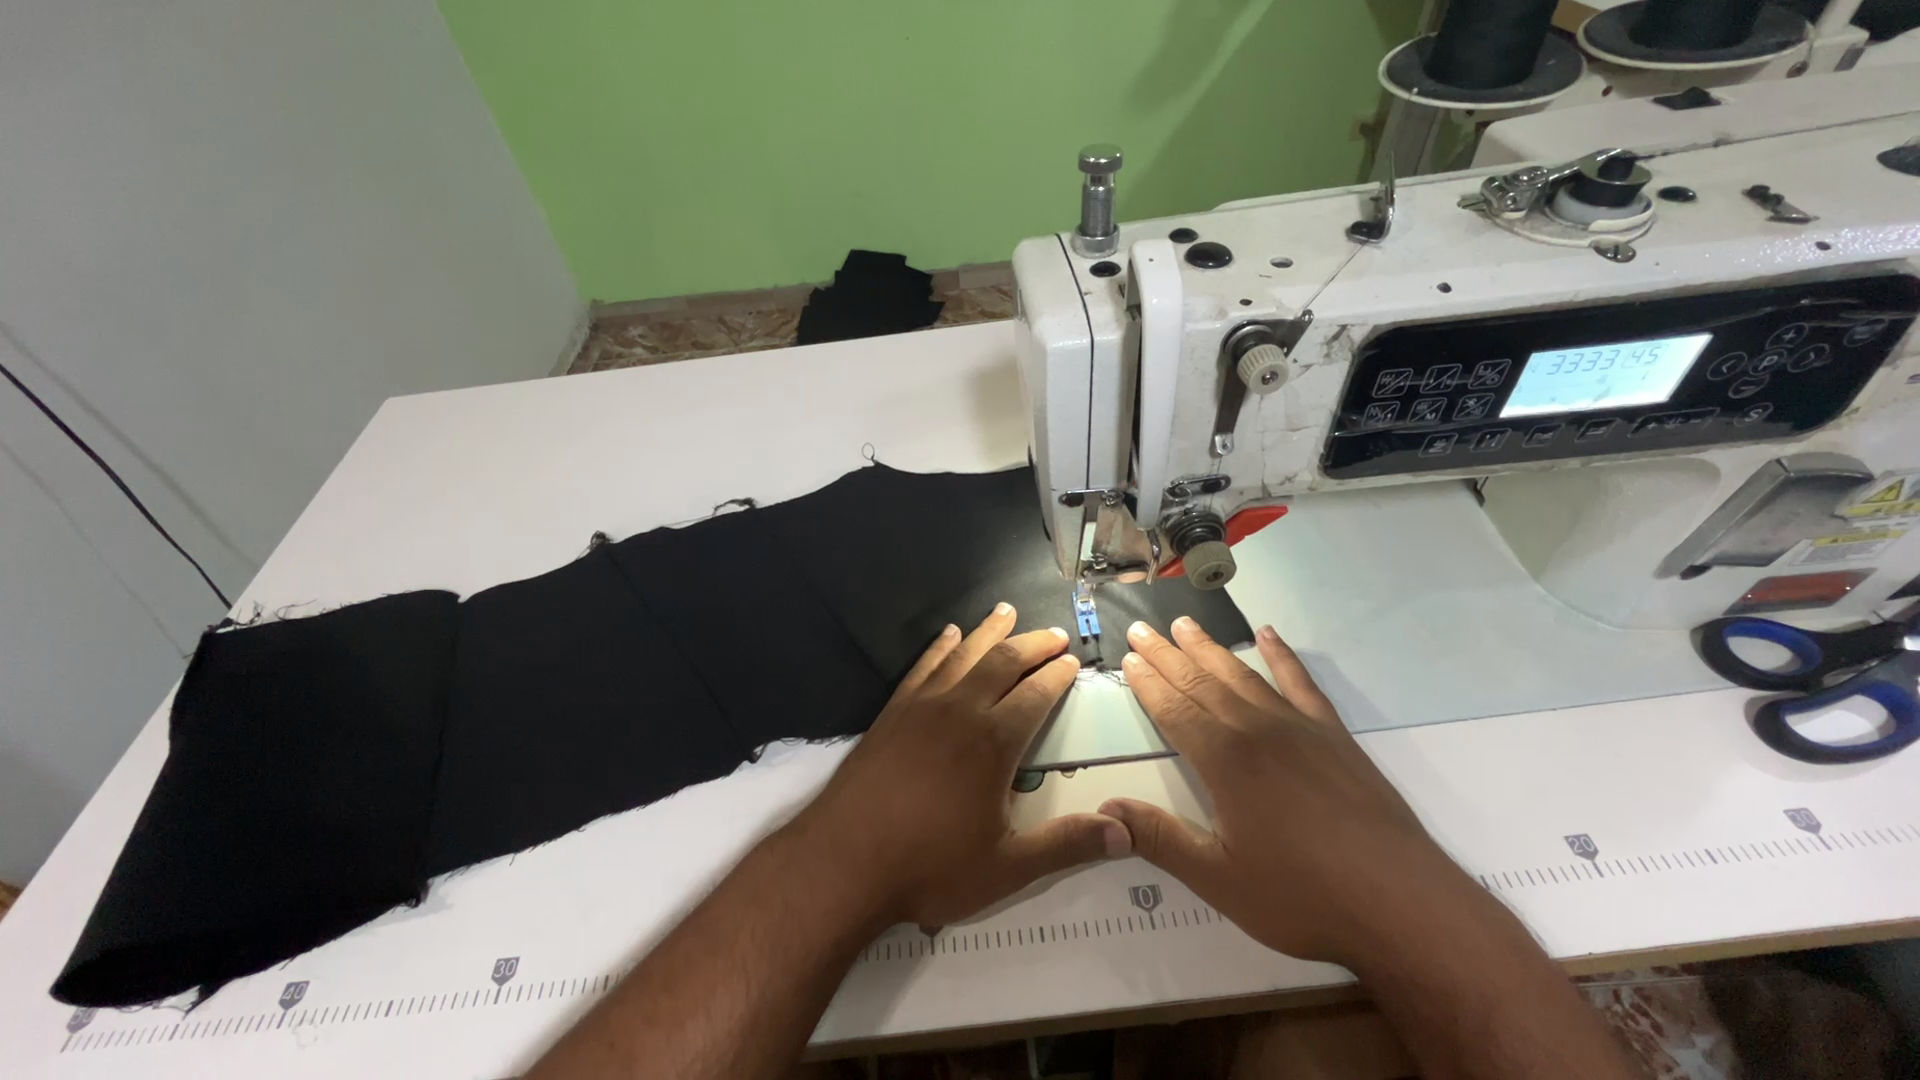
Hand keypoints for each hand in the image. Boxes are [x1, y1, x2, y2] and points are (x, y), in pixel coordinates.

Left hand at [788, 603, 1131, 928]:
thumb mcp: (1007, 867)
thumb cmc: (929, 867)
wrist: (843, 862)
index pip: (1036, 695)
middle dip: (1033, 644)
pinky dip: (941, 647)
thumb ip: (1066, 845)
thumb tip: (1126, 831)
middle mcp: (960, 711)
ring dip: (989, 632)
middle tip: (1055, 634)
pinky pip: (923, 667)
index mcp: (994, 743)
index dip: (1058, 676)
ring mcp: (921, 707)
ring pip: (963, 655)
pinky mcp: (892, 713)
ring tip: (1007, 612)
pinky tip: (948, 635)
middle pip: (1003, 663)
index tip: (1074, 662)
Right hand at [1098, 618, 1481, 968]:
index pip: (1175, 710)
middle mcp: (1258, 731)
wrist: (1401, 903)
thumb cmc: (1301, 895)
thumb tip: (1104, 811)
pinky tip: (1268, 635)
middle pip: (1202, 682)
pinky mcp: (1335, 737)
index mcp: (1225, 761)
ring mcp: (1300, 728)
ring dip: (1211, 649)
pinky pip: (1302, 684)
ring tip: (1186, 624)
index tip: (1128, 658)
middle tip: (1142, 629)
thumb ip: (1158, 839)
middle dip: (1168, 655)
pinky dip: (1282, 657)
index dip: (1148, 684)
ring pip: (1244, 676)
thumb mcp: (1217, 877)